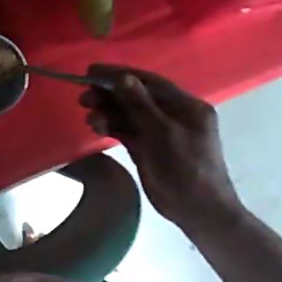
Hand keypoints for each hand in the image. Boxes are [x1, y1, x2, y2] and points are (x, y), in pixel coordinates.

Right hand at [81, 65, 244, 231]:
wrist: (197, 210)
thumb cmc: (187, 169)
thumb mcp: (164, 133)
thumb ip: (141, 104)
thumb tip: (122, 77)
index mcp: (186, 106)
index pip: (149, 82)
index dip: (120, 74)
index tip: (91, 71)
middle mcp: (172, 114)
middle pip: (136, 97)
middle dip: (109, 94)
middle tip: (83, 96)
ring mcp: (158, 132)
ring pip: (128, 114)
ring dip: (107, 112)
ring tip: (88, 114)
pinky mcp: (146, 148)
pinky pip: (125, 131)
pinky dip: (110, 126)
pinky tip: (95, 126)